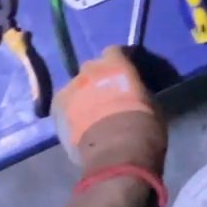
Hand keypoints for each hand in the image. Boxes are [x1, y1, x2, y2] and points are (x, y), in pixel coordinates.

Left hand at [53, 47, 164, 178]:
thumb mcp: (150, 102)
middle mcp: (90, 70)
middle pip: (92, 68)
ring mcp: (70, 88)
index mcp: (116, 64)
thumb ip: (136, 90)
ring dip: (83, 95)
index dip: (118, 62)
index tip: (123, 73)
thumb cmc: (143, 127)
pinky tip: (77, 124)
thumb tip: (132, 92)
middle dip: (98, 78)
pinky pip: (63, 104)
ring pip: (76, 87)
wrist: (118, 155)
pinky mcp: (56, 109)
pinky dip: (70, 110)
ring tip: (90, 114)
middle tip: (106, 96)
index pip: (114, 51)